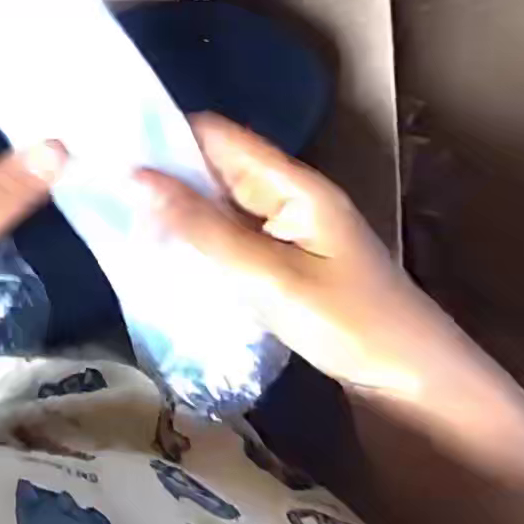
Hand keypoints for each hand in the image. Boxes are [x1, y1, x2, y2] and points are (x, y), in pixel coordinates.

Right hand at [137, 114, 460, 398]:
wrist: (419, 393)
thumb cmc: (351, 326)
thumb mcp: (268, 275)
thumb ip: (199, 225)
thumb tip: (134, 175)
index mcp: (290, 183)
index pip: (215, 133)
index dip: (166, 130)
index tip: (113, 142)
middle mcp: (279, 192)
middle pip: (208, 160)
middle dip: (159, 166)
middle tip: (103, 176)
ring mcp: (275, 222)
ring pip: (209, 193)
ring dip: (169, 198)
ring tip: (116, 203)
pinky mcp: (270, 251)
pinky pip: (216, 223)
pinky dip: (186, 225)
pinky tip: (155, 237)